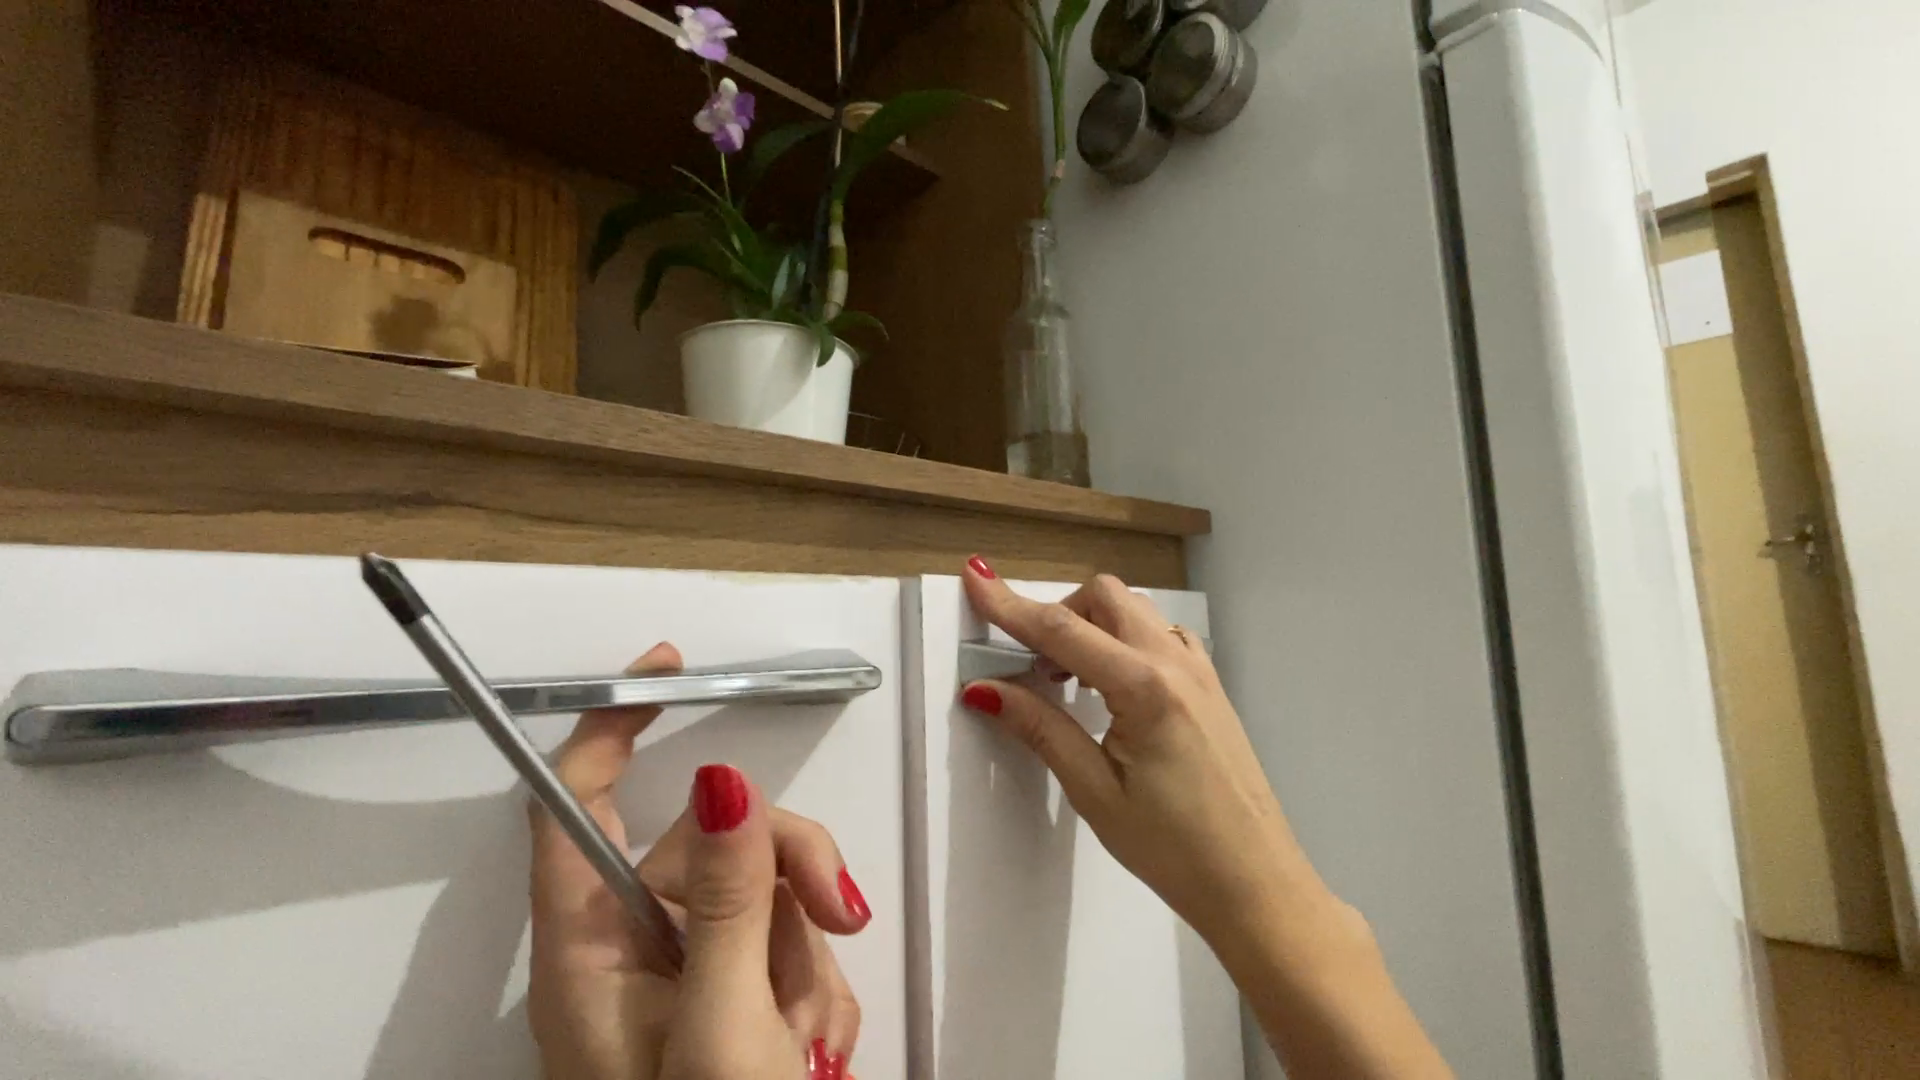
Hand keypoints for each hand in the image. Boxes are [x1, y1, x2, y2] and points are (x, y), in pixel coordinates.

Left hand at [527, 644, 868, 1079]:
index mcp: (590, 951)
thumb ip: (725, 907)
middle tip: (841, 922)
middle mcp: (633, 946)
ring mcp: (688, 967)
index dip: (609, 725)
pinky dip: (816, 982)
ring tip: (807, 1042)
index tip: (666, 668)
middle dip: (789, 872)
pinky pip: (789, 934)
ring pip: (767, 887)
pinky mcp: (731, 988)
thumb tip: (726, 782)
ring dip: (808, 952)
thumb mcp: (724, 1034)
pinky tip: (810, 1047)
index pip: (575, 803)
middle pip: (717, 835)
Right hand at [955, 561, 1325, 942]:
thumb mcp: (1095, 791)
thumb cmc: (1174, 848)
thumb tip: (984, 690)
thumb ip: (1041, 728)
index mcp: (1144, 688)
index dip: (1009, 603)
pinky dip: (1124, 639)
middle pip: (1103, 597)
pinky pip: (1160, 634)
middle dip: (1057, 612)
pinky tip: (1112, 687)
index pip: (1061, 629)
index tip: (975, 576)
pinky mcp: (1210, 686)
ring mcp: (1199, 670)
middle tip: (1030, 663)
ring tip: (1068, 679)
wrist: (1254, 881)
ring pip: (1134, 610)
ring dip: (1091, 624)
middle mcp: (1175, 663)